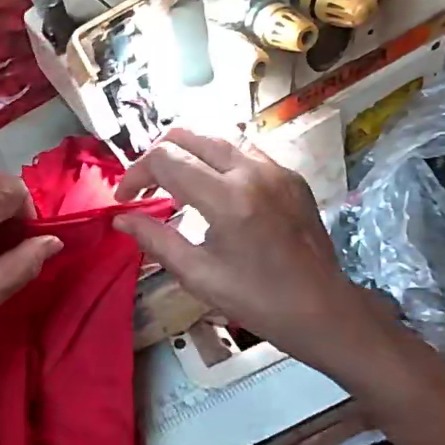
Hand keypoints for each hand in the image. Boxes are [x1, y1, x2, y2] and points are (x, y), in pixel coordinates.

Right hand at [113, 129, 386, 373]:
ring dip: (189, 154)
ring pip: (219, 139)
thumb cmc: (257, 300)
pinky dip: (220, 161)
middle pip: (190, 135)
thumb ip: (156, 240)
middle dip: (158, 155)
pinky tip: (216, 189)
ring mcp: (276, 170)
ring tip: (176, 184)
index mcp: (227, 198)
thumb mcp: (199, 275)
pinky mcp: (292, 177)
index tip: (125, 199)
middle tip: (146, 186)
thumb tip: (121, 218)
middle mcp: (252, 171)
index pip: (166, 160)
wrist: (322, 309)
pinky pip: (247, 153)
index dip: (135, 174)